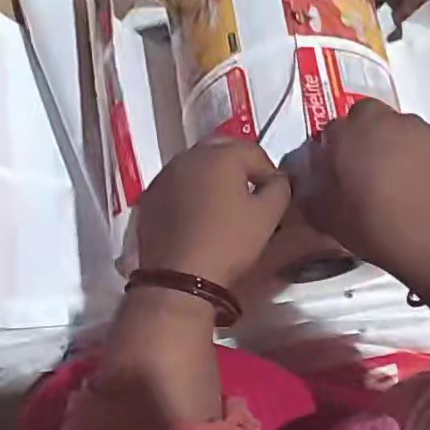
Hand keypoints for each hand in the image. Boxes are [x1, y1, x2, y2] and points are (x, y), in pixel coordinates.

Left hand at [136, 139, 290, 285]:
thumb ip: (280, 188)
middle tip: (248, 197)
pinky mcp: (149, 198)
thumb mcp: (268, 216)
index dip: (269, 172)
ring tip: (221, 208)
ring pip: (196, 167)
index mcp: (221, 155)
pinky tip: (196, 219)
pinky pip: (177, 186)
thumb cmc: (229, 243)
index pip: (254, 151)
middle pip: (221, 152)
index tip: (273, 197)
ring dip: (212, 180)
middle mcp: (189, 156)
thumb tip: (276, 180)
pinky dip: (190, 194)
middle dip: (239, 169)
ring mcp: (164, 176)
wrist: (179, 279)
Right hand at [295, 100, 429, 291]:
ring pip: (392, 127)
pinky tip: (414, 185)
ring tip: (391, 181)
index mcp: (346, 136)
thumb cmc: (377, 229)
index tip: (335, 176)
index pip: (328, 133)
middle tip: (361, 171)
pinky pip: (417, 141)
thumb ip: (311, 193)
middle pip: (362, 118)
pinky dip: (412, 155)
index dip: (330, 154)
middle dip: (359, 138)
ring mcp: (414, 128)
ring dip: (387, 145)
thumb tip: (312, 182)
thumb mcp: (328, 219)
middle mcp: (379, 121)